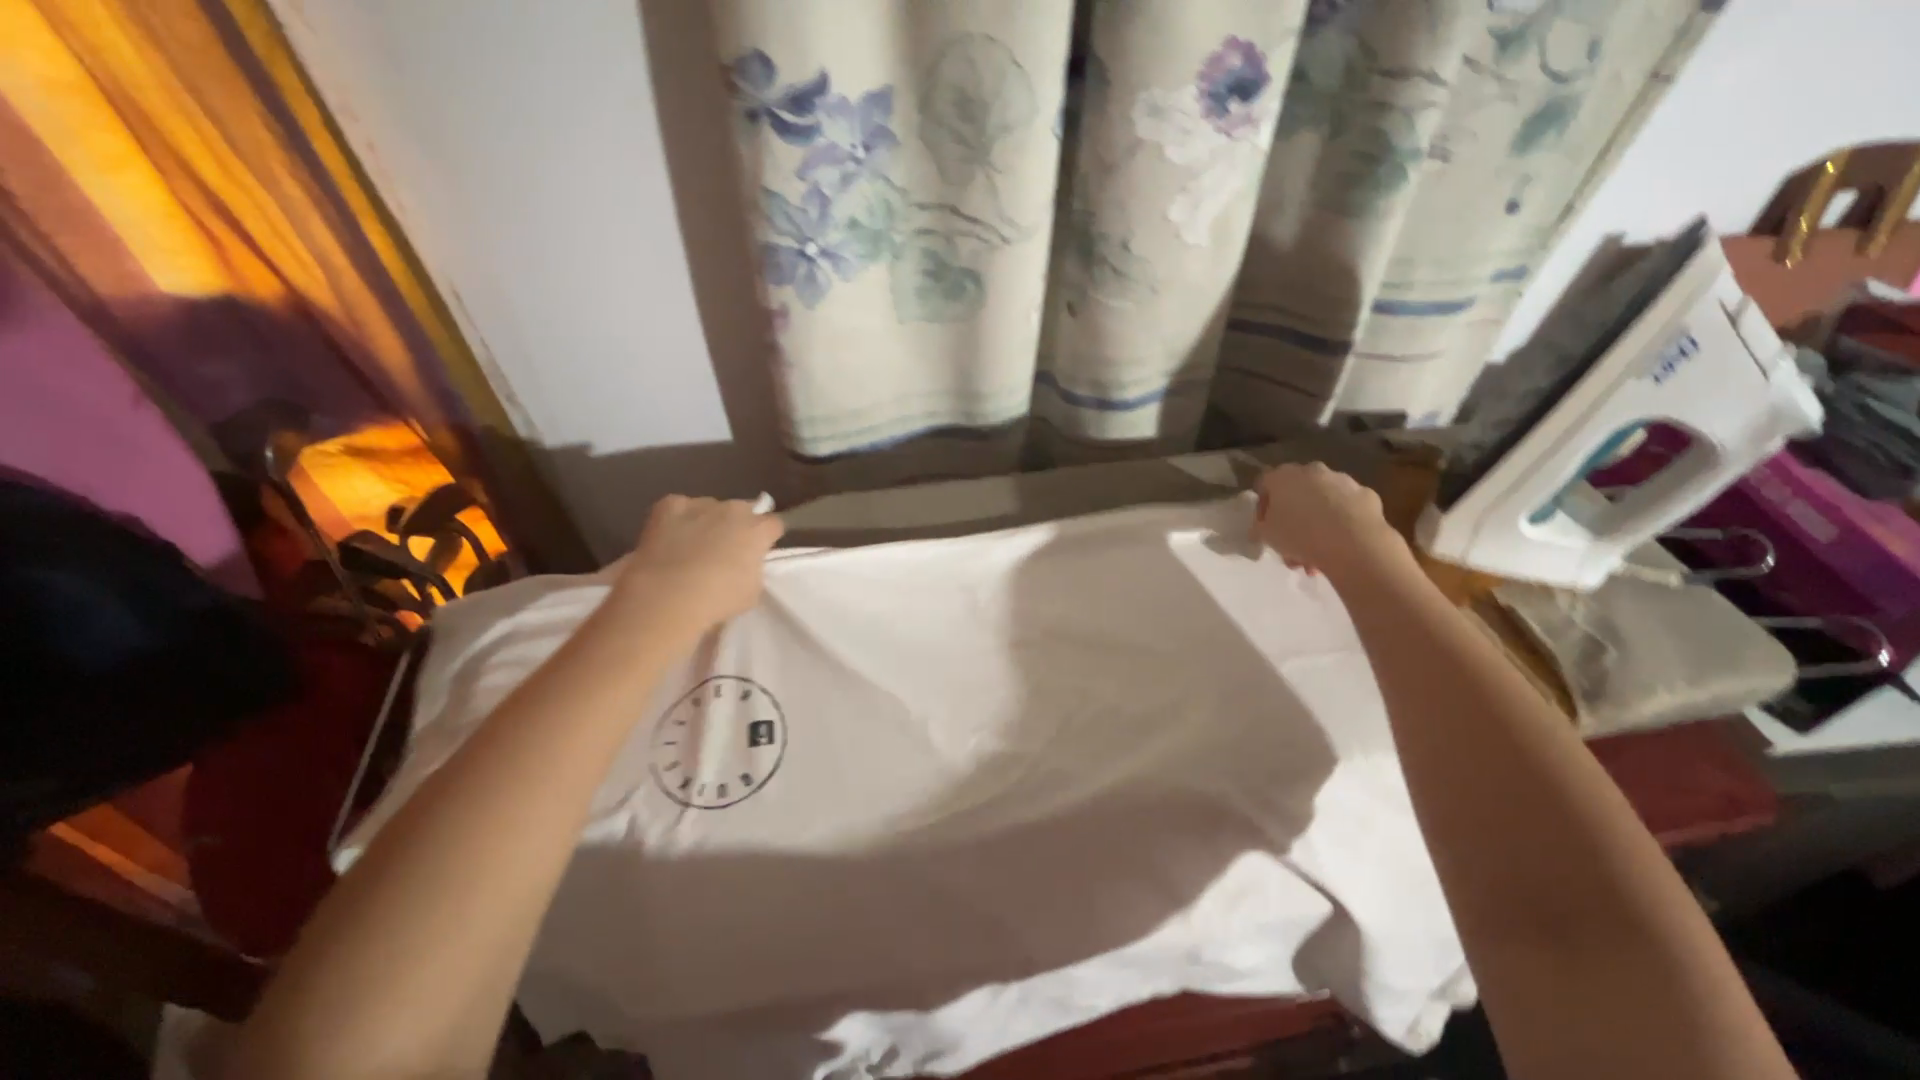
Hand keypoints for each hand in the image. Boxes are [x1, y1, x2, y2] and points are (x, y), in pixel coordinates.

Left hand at [612, 495, 784, 637]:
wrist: (669, 594)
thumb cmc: (718, 599)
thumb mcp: (752, 591)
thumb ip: (753, 569)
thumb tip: (744, 563)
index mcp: (758, 530)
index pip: (774, 523)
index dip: (768, 535)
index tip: (761, 547)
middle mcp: (733, 510)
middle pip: (742, 510)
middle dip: (738, 525)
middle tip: (727, 549)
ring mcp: (700, 504)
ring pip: (709, 508)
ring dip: (707, 522)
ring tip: (693, 547)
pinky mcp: (669, 505)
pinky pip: (679, 508)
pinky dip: (677, 520)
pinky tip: (669, 539)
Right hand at [1251, 463, 1412, 582]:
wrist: (1353, 542)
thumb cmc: (1299, 535)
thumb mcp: (1266, 536)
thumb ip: (1260, 528)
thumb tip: (1261, 528)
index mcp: (1283, 476)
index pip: (1265, 484)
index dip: (1262, 507)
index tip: (1265, 529)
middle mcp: (1312, 470)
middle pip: (1296, 493)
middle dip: (1293, 519)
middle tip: (1291, 546)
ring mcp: (1342, 480)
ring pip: (1323, 501)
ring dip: (1317, 524)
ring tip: (1317, 557)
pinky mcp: (1366, 494)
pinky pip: (1347, 509)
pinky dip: (1342, 523)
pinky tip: (1341, 545)